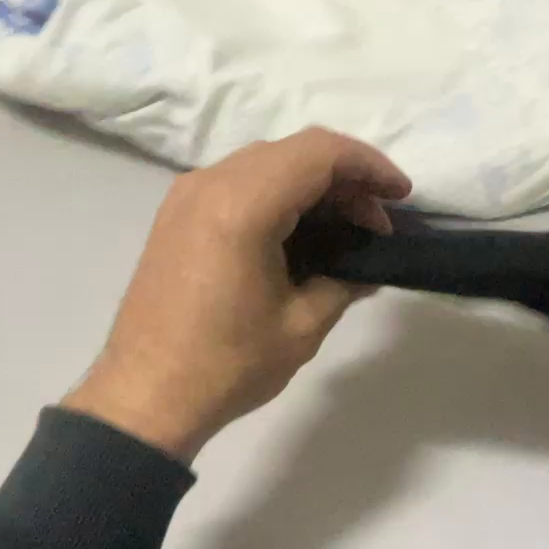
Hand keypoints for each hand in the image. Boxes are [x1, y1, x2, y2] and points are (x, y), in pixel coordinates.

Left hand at [62, 128, 410, 460]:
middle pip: (292, 153)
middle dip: (344, 179)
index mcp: (242, 207)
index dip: (369, 166)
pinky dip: (279, 198)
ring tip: (346, 232)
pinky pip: (239, 186)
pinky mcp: (177, 218)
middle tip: (377, 226)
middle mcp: (210, 185)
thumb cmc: (228, 366)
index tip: (402, 197)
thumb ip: (342, 283)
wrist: (147, 395)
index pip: (318, 154)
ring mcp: (187, 198)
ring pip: (265, 166)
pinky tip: (302, 236)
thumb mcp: (302, 327)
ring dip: (312, 188)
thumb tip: (366, 267)